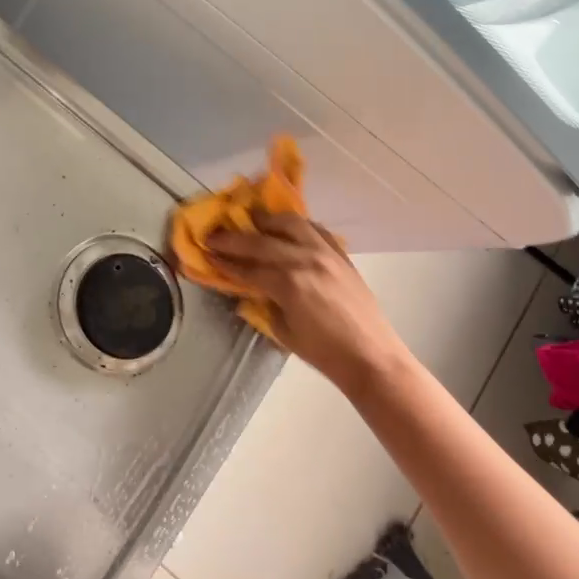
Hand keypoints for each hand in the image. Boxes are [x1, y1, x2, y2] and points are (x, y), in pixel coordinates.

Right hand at [204, 213, 411, 395]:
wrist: (372, 358)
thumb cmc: (324, 353)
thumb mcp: (282, 330)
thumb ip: (263, 302)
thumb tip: (246, 287)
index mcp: (288, 283)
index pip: (246, 267)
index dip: (223, 261)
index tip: (205, 252)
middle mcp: (305, 260)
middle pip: (260, 241)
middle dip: (233, 238)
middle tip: (214, 235)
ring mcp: (326, 253)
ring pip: (290, 223)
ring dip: (266, 220)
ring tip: (250, 222)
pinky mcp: (341, 255)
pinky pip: (316, 229)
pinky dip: (297, 226)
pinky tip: (286, 229)